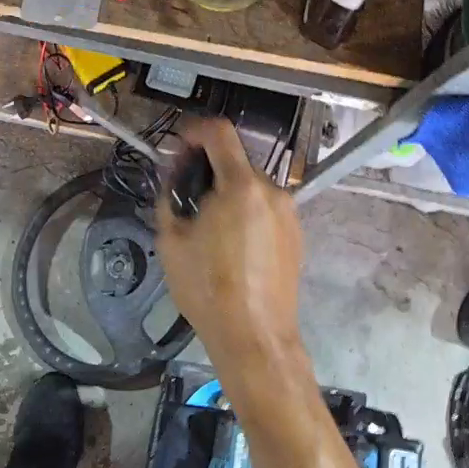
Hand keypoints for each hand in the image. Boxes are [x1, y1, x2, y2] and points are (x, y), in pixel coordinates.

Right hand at [156, 116, 305, 367]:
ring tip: (208, 230)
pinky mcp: (296, 232)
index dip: (196, 131)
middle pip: (235, 163)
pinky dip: (247, 214)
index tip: (180, 147)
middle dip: (209, 172)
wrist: (255, 336)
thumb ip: (171, 197)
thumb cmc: (208, 288)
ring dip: (228, 195)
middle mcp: (272, 189)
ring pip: (251, 187)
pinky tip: (232, 247)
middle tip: (186, 198)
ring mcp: (288, 211)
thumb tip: (177, 176)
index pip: (220, 132)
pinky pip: (265, 209)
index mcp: (241, 185)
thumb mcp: (172, 241)